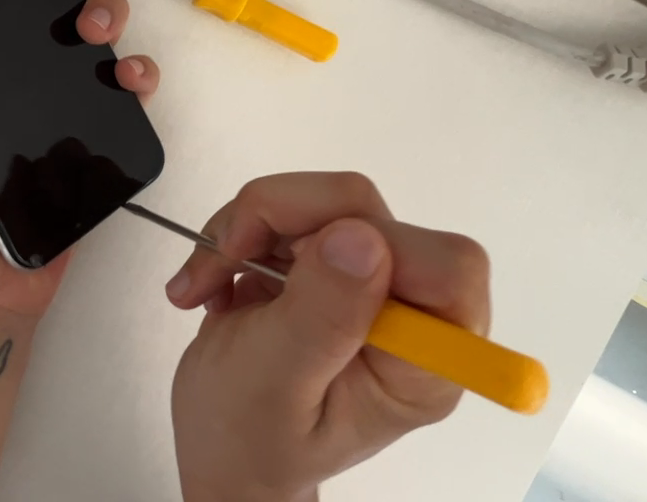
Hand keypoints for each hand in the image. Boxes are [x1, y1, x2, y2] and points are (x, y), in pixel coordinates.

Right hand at [165, 173, 489, 501]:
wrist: (219, 446)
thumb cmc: (246, 438)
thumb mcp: (276, 383)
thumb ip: (321, 316)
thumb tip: (360, 237)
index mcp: (420, 359)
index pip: (443, 265)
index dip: (374, 243)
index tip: (298, 264)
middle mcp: (402, 311)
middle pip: (363, 210)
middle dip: (278, 218)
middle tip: (225, 258)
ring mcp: (357, 280)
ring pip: (312, 200)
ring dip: (242, 226)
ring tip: (203, 282)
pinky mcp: (318, 260)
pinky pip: (280, 210)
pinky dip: (232, 232)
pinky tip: (210, 280)